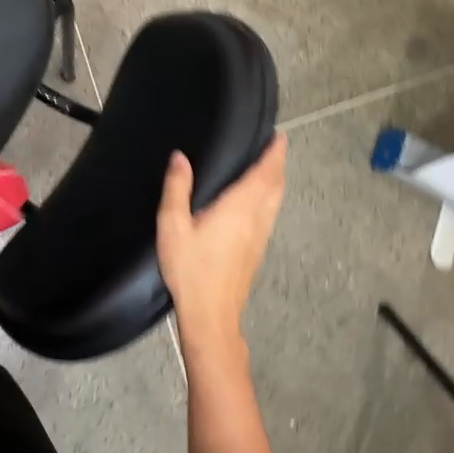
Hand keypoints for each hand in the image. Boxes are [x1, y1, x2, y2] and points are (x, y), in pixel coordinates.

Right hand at [157, 133, 287, 352]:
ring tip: (268, 167)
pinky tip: (257, 201)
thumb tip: (180, 158)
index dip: (274, 154)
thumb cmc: (191, 268)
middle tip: (274, 146)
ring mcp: (260, 238)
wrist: (211, 316)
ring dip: (276, 182)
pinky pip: (270, 214)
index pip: (264, 174)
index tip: (280, 136)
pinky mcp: (257, 252)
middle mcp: (256, 220)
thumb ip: (177, 189)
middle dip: (278, 165)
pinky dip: (269, 198)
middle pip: (276, 187)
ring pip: (276, 202)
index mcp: (239, 209)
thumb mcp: (172, 225)